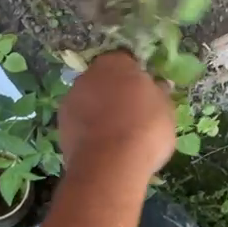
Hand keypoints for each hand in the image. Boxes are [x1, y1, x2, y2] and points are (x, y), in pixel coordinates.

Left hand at [58, 51, 174, 180]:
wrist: (110, 165)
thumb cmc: (145, 129)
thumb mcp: (166, 109)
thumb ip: (159, 93)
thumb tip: (158, 86)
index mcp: (116, 63)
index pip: (126, 61)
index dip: (136, 78)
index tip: (146, 95)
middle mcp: (88, 75)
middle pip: (104, 80)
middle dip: (115, 93)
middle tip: (133, 115)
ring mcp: (70, 100)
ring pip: (89, 101)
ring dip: (100, 112)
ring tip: (117, 135)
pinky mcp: (61, 125)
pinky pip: (80, 122)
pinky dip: (89, 130)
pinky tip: (104, 147)